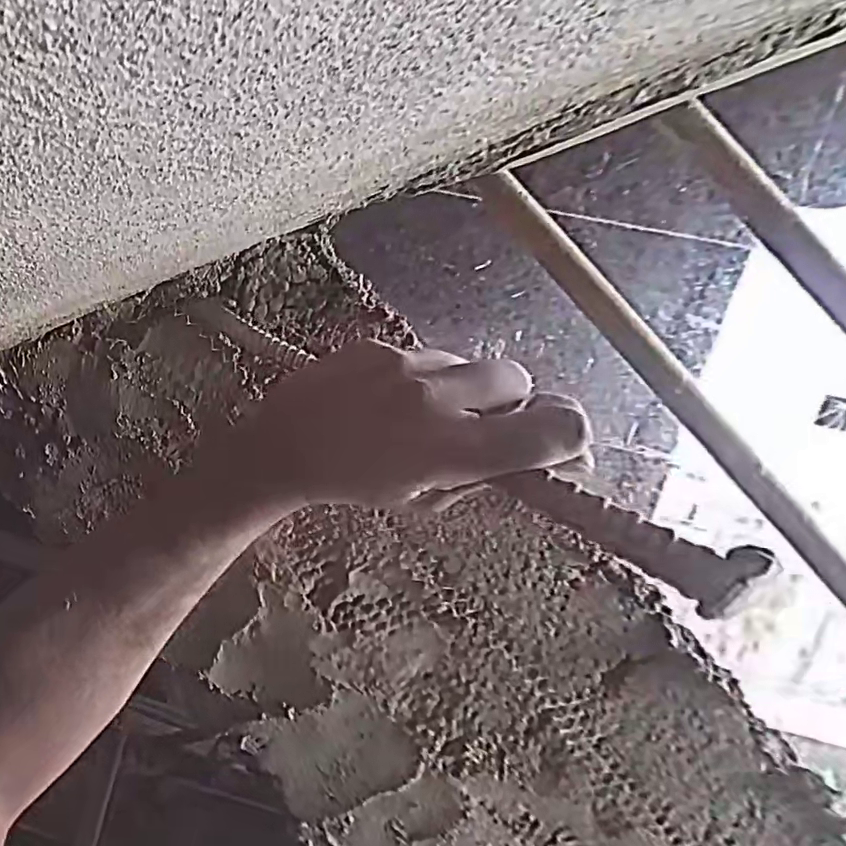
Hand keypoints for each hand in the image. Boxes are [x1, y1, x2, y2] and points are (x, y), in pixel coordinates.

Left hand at [199, 339, 590, 513]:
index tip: (555, 445)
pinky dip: (414, 374)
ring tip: (413, 411)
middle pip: (520, 380)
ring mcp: (402, 365)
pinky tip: (380, 396)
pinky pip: (419, 354)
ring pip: (466, 363)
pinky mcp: (373, 346)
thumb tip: (539, 458)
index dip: (568, 437)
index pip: (557, 429)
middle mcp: (436, 398)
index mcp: (452, 448)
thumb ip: (480, 477)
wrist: (277, 451)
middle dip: (508, 403)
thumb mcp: (418, 498)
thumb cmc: (347, 484)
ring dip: (457, 386)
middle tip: (473, 424)